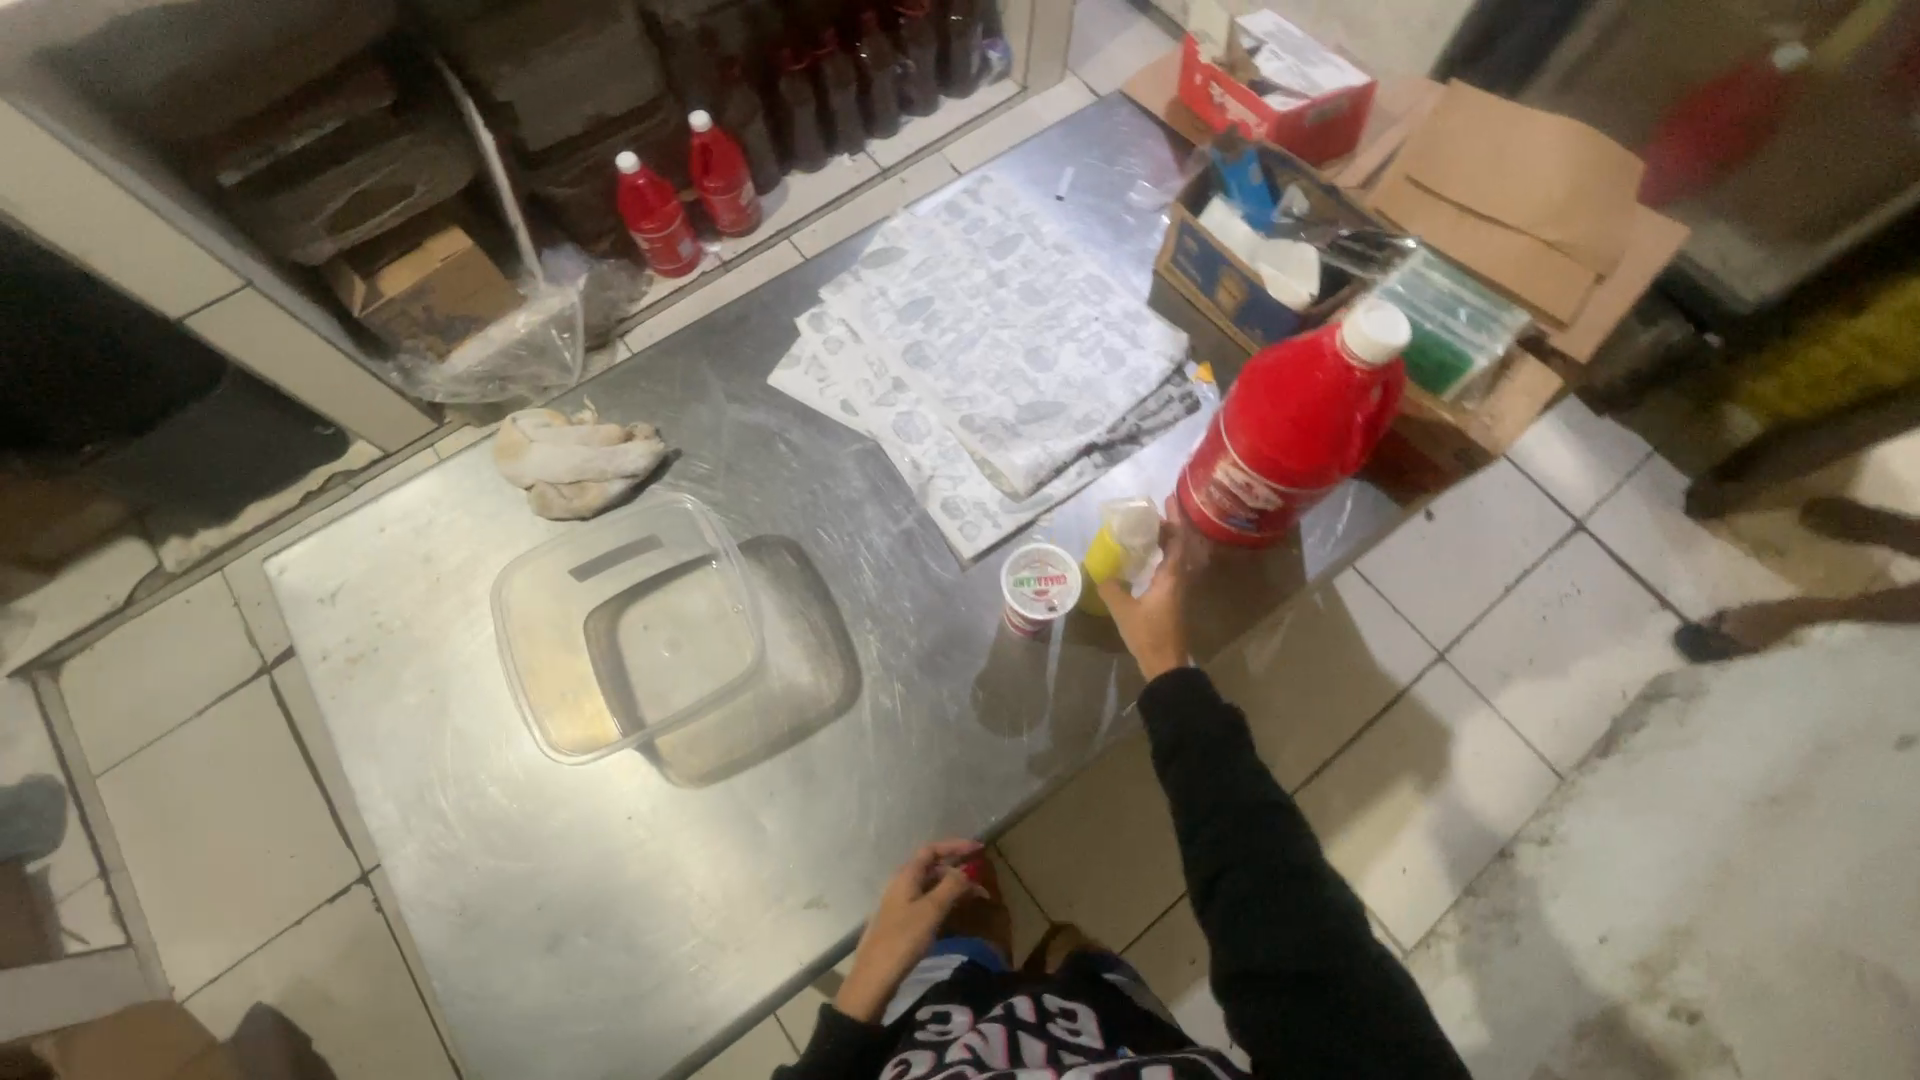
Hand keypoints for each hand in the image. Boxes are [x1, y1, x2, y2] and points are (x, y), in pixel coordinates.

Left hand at [834, 840, 986, 1022]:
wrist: (875, 977)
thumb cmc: (903, 938)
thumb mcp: (931, 910)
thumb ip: (951, 886)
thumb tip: (966, 871)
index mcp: (907, 875)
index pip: (932, 850)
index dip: (955, 846)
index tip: (978, 848)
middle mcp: (902, 884)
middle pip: (933, 867)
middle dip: (958, 870)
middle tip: (981, 882)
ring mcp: (901, 903)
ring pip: (931, 886)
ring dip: (953, 888)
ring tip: (975, 898)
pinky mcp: (902, 921)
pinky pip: (928, 902)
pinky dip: (945, 902)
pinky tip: (956, 912)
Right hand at [1098, 496, 1206, 680]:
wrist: (1166, 664)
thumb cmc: (1148, 635)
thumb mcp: (1124, 610)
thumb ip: (1112, 589)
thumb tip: (1101, 573)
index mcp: (1171, 577)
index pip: (1177, 540)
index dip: (1173, 519)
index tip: (1167, 500)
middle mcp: (1179, 579)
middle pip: (1180, 545)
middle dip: (1169, 526)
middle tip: (1152, 513)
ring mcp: (1178, 590)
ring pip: (1177, 557)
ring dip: (1166, 541)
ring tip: (1149, 530)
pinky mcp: (1174, 600)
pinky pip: (1171, 568)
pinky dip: (1162, 556)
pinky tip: (1148, 558)